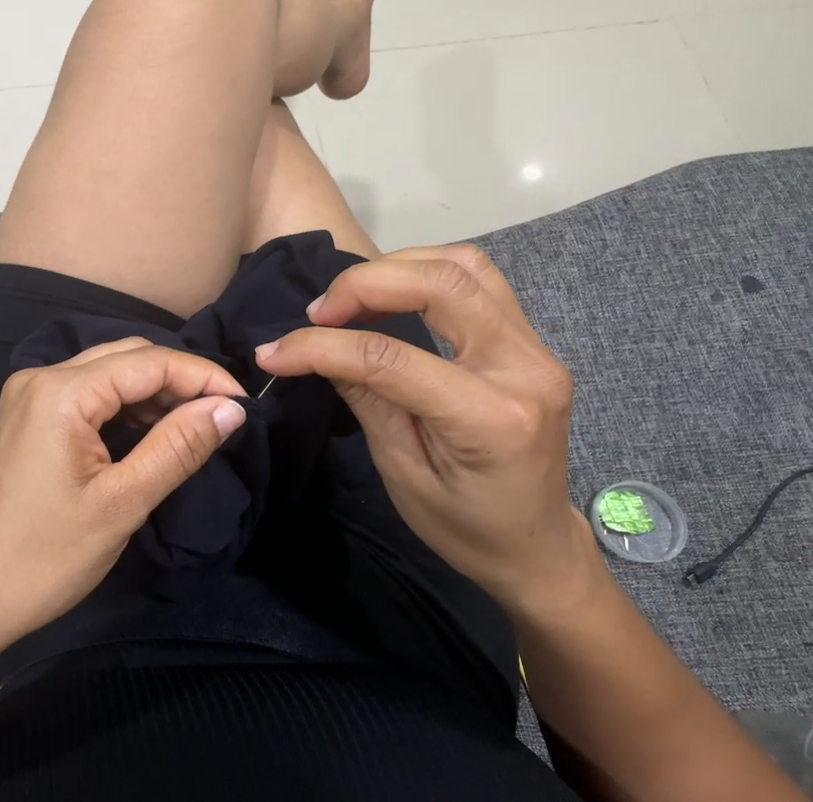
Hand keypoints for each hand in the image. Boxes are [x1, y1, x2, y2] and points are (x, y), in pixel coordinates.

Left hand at [0, 337, 247, 678]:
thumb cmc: (45, 558)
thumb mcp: (122, 503)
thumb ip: (178, 447)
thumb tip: (230, 408)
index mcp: (59, 392)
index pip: (147, 361)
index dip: (202, 376)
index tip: (246, 404)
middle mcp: (38, 379)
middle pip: (125, 358)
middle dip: (179, 380)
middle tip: (224, 416)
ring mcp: (27, 399)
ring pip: (105, 375)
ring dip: (152, 393)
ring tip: (195, 427)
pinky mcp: (25, 421)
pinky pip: (84, 396)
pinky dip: (122, 408)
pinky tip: (149, 433)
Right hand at [255, 246, 595, 611]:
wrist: (536, 546)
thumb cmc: (465, 526)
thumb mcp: (401, 470)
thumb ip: (364, 397)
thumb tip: (308, 348)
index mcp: (490, 419)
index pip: (392, 357)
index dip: (323, 346)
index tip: (276, 351)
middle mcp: (525, 369)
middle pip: (441, 284)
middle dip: (365, 283)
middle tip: (320, 312)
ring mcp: (536, 349)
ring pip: (464, 266)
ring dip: (397, 267)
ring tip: (352, 298)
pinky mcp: (531, 342)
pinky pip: (479, 280)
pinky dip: (425, 274)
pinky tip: (392, 295)